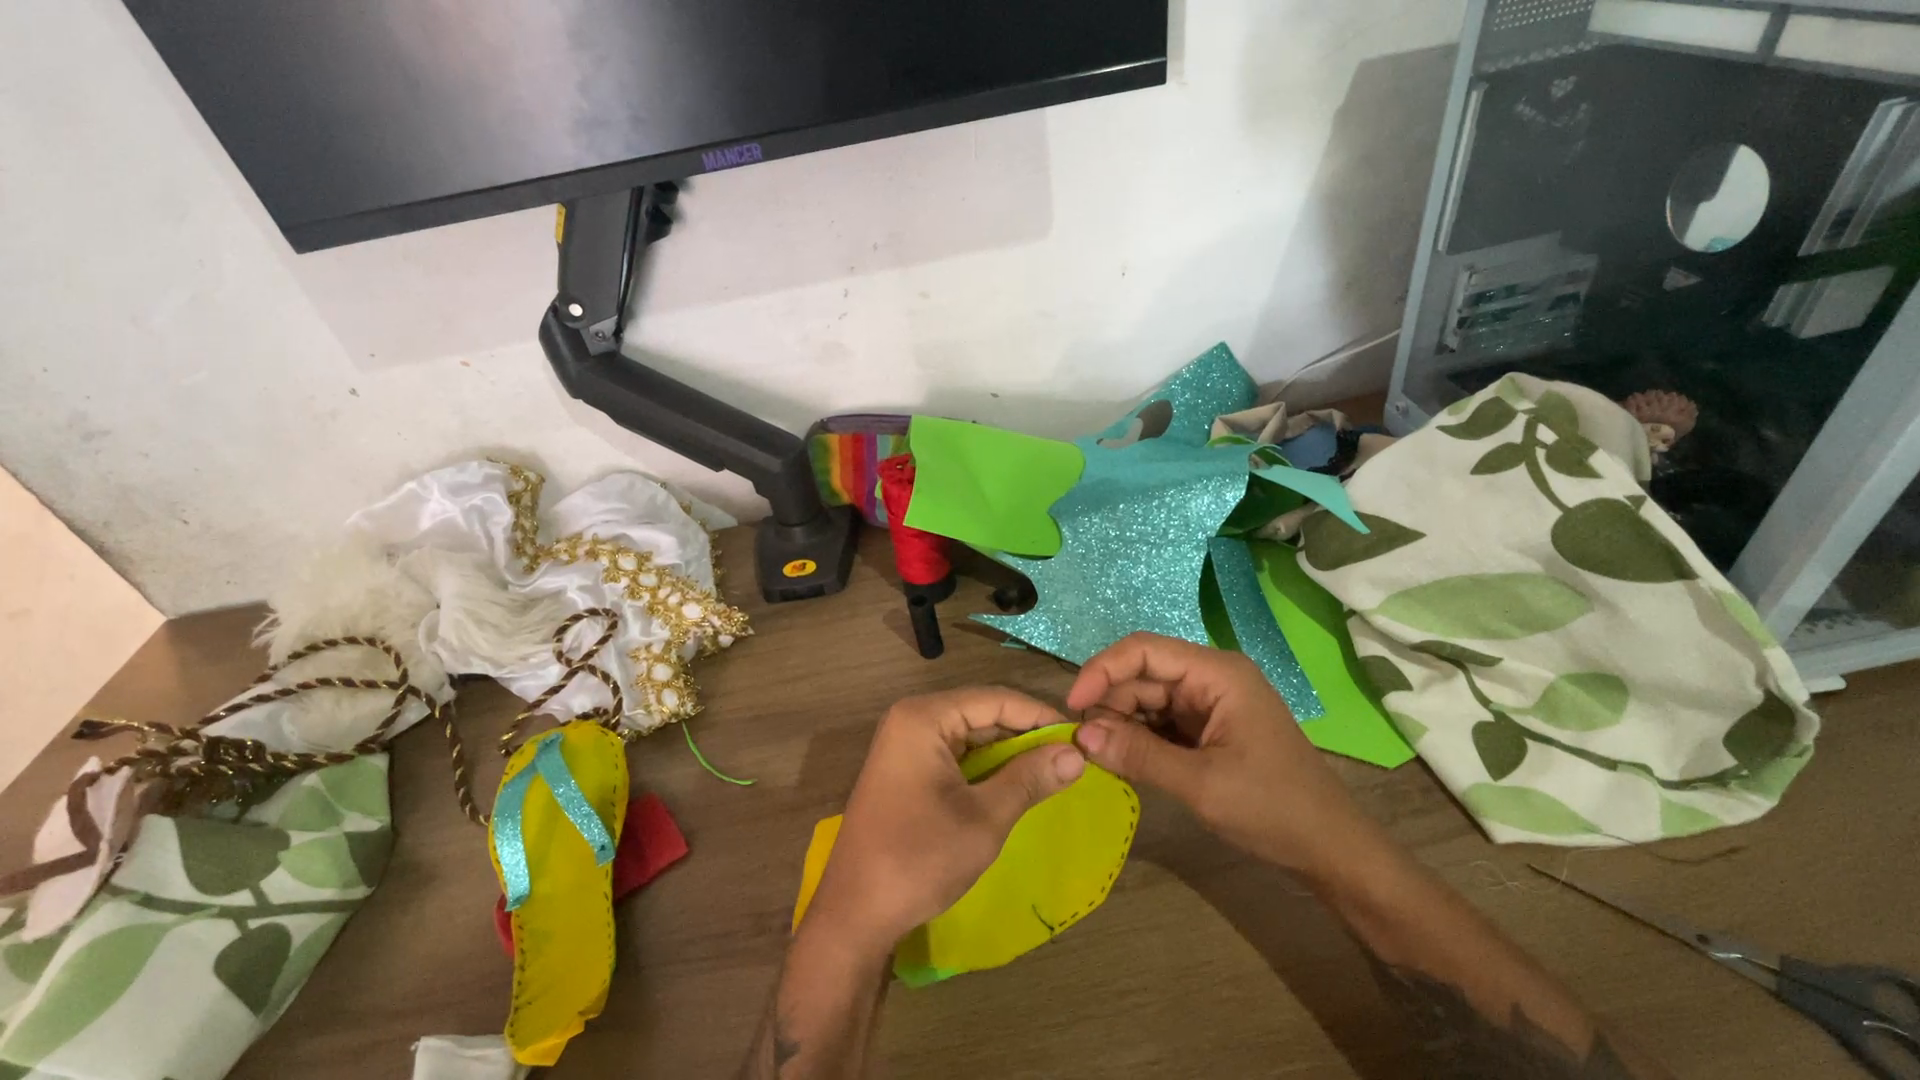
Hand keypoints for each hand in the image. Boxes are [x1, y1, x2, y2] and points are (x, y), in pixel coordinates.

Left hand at [802, 687, 1086, 957]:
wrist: (855, 914)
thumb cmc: (919, 859)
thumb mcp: (984, 818)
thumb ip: (1030, 779)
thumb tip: (1077, 753)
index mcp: (924, 718)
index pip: (996, 700)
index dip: (1040, 716)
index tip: (1082, 737)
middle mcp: (911, 721)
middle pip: (982, 714)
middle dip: (1026, 735)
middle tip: (1073, 758)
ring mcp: (904, 747)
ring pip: (971, 737)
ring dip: (1009, 754)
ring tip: (1054, 773)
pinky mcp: (905, 773)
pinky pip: (955, 757)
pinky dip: (987, 769)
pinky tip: (1017, 786)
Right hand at [1068, 632, 1375, 876]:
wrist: (1329, 847)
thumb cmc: (1273, 808)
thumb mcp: (1201, 784)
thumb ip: (1138, 755)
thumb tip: (1079, 736)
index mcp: (1217, 673)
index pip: (1143, 650)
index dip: (1101, 671)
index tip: (1071, 708)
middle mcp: (1211, 678)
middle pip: (1141, 674)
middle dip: (1108, 704)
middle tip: (1083, 747)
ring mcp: (1209, 703)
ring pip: (1146, 699)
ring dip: (1119, 723)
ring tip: (1099, 757)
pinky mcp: (1207, 728)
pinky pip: (1159, 721)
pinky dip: (1137, 738)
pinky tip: (1122, 760)